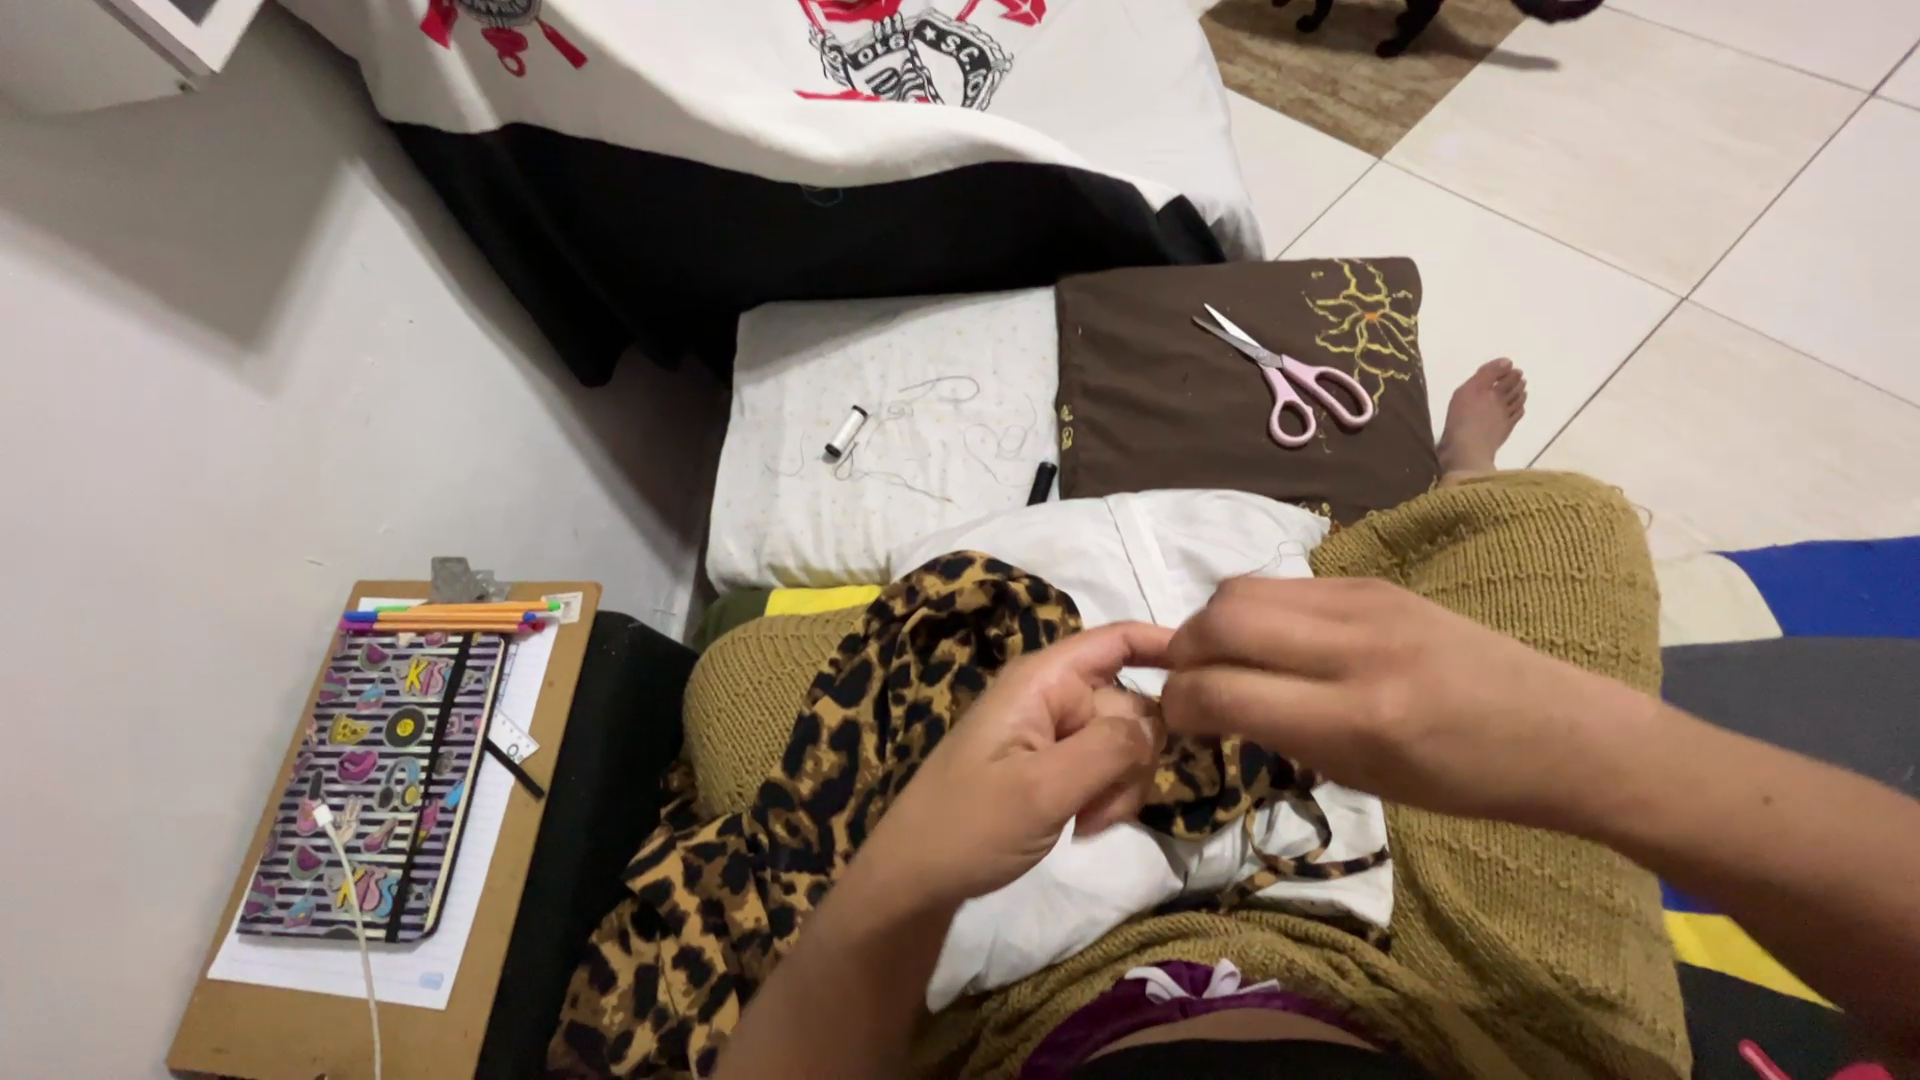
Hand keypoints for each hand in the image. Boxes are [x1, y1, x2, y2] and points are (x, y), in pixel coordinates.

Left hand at [855, 622, 1172, 908]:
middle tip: (1103, 807)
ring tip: (1085, 823)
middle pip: (1131, 705)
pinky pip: (1104, 769)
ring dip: (1120, 786)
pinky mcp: (1054, 764)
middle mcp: (1052, 695)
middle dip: (1134, 757)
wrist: (918, 876)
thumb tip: (1162, 719)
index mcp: (1042, 680)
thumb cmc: (969, 824)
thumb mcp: (1043, 788)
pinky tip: (1082, 826)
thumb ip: (1109, 748)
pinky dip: (1107, 798)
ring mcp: (1053, 732)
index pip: (1115, 640)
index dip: (1165, 645)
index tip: (1215, 675)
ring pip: (1125, 744)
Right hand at [1160, 577, 1649, 825]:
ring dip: (1210, 624)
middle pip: (1219, 620)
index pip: (1220, 691)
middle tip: (1189, 682)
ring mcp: (1364, 602)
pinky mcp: (1371, 581)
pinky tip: (1271, 639)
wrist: (1564, 731)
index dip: (1177, 704)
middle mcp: (1355, 647)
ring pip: (1239, 589)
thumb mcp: (1360, 778)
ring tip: (1223, 656)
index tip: (1175, 718)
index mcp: (1357, 717)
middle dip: (1181, 652)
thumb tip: (1206, 702)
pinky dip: (1252, 610)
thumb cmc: (1463, 781)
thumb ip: (1275, 733)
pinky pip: (1281, 584)